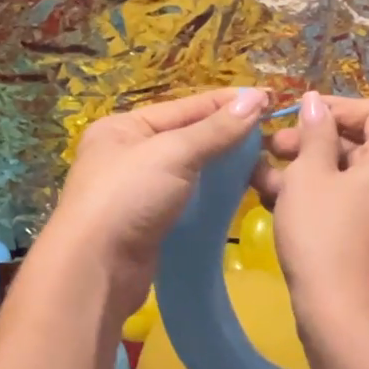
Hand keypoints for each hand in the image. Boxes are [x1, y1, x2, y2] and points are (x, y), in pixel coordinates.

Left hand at [43, 86, 269, 318]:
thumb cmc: (128, 197)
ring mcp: (137, 191)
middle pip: (188, 137)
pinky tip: (240, 191)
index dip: (227, 103)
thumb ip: (215, 129)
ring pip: (190, 170)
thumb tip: (256, 98)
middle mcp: (127, 154)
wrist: (95, 271)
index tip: (269, 99)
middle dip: (228, 134)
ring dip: (223, 166)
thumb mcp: (173, 153)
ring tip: (265, 161)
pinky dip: (212, 194)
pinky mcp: (149, 224)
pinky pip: (188, 199)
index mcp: (123, 127)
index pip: (185, 107)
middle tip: (273, 133)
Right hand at [265, 92, 368, 327]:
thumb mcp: (309, 176)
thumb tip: (316, 102)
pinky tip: (284, 208)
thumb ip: (314, 133)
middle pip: (364, 146)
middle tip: (273, 149)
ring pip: (356, 181)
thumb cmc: (324, 236)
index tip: (298, 116)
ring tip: (266, 180)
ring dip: (313, 174)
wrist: (346, 321)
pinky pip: (361, 210)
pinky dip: (328, 202)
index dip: (336, 107)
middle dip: (314, 143)